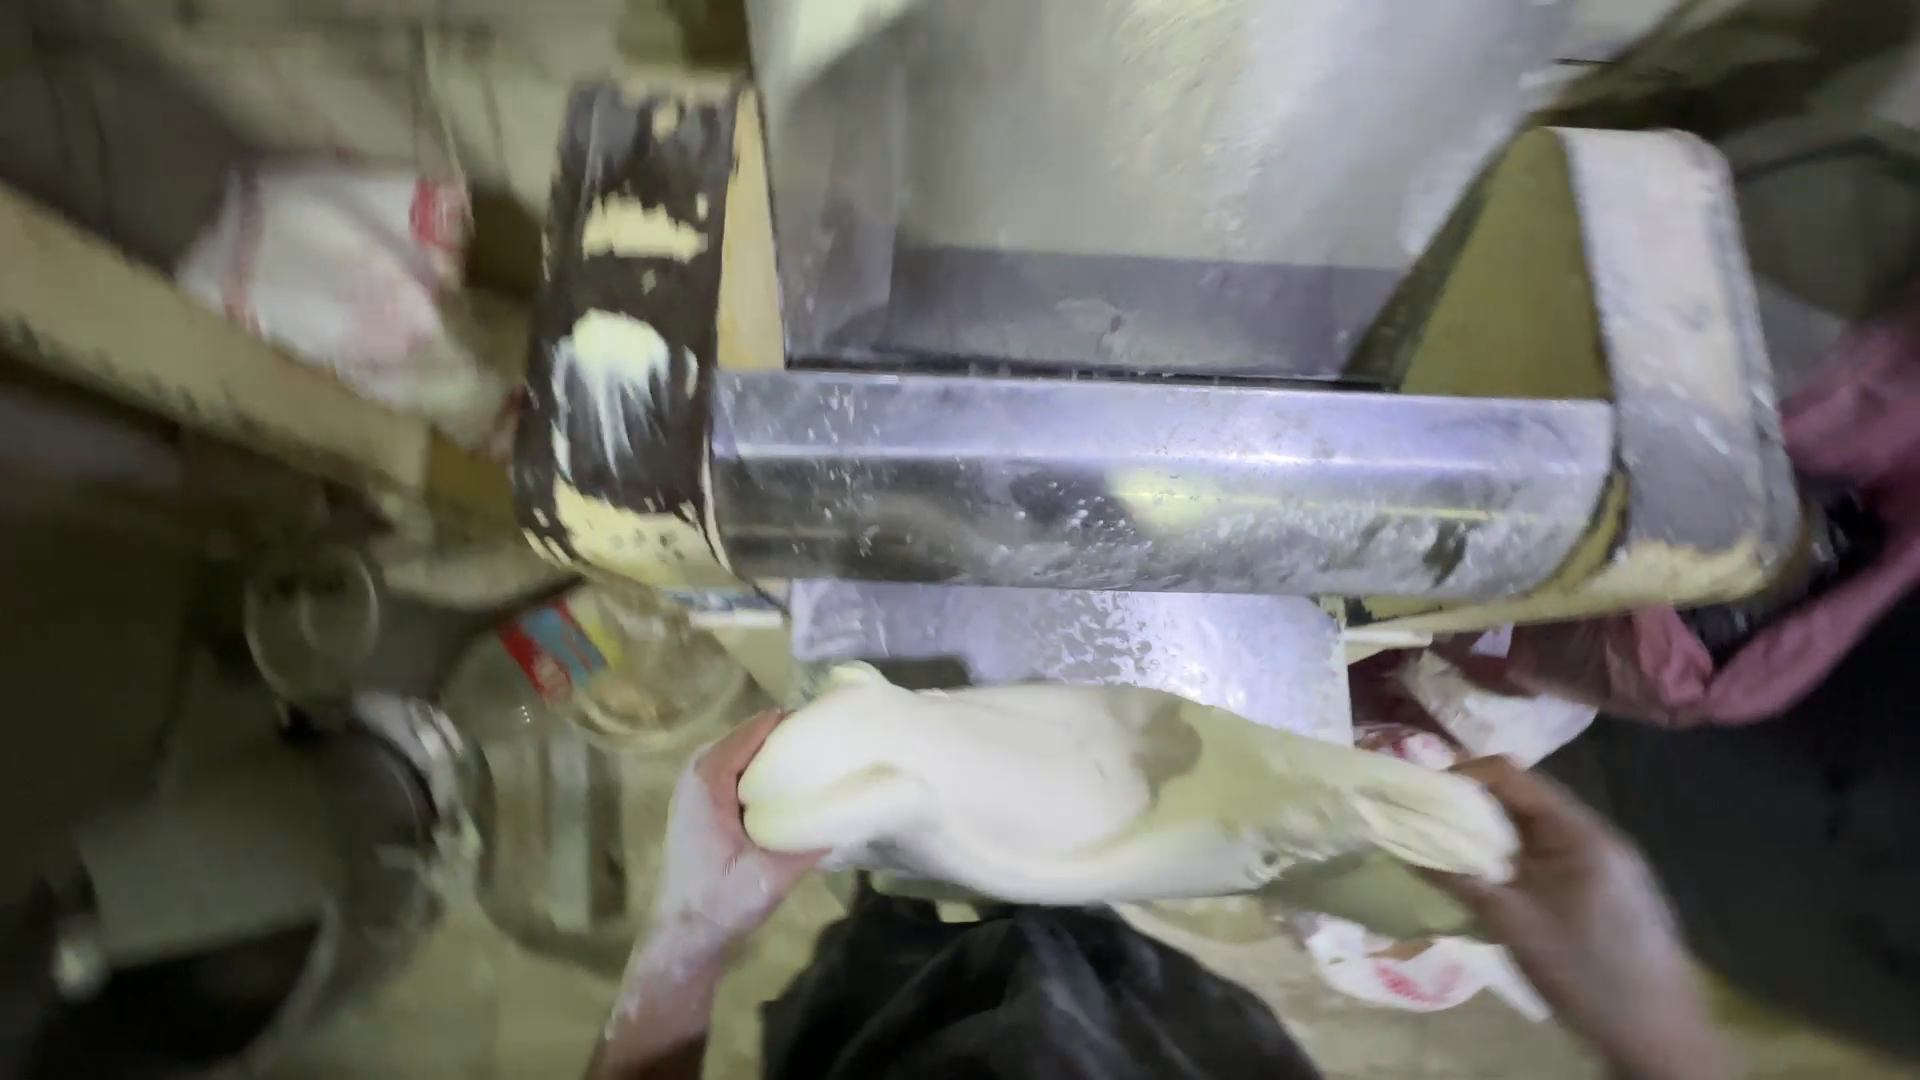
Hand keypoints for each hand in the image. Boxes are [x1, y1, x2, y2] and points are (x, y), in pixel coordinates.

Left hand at [647, 709, 825, 962]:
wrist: (684, 937)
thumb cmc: (722, 903)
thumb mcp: (772, 874)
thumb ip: (810, 839)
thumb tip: (856, 808)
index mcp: (710, 774)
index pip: (763, 724)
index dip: (799, 727)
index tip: (833, 741)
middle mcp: (700, 766)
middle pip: (758, 732)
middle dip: (793, 740)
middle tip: (832, 758)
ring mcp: (700, 779)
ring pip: (752, 748)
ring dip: (782, 757)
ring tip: (819, 773)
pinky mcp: (706, 795)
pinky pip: (744, 765)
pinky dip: (768, 772)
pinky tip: (794, 793)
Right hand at [1425, 758, 1729, 1079]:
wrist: (1661, 1044)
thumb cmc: (1583, 973)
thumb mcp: (1508, 922)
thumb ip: (1454, 878)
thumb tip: (1402, 849)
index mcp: (1578, 833)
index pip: (1509, 775)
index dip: (1461, 775)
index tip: (1424, 797)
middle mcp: (1595, 836)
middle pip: (1521, 794)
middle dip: (1470, 803)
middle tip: (1429, 822)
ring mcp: (1605, 862)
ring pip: (1532, 823)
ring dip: (1489, 829)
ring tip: (1452, 849)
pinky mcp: (1604, 887)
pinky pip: (1546, 849)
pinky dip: (1511, 851)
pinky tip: (1491, 878)